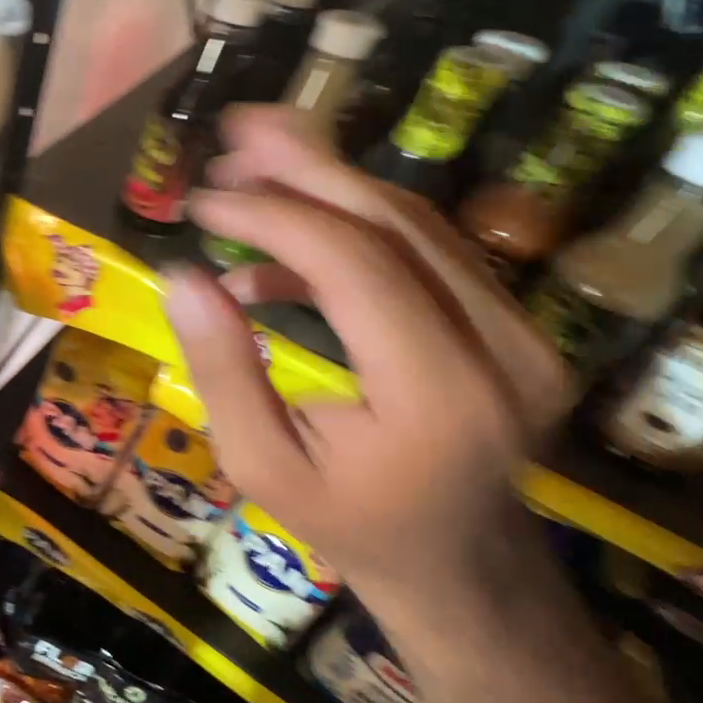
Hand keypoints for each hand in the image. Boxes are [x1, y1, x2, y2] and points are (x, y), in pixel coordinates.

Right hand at [163, 105, 570, 600]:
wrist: (462, 568)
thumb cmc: (350, 524)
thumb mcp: (261, 464)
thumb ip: (223, 367)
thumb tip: (180, 273)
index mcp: (438, 391)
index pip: (353, 263)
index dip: (271, 215)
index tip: (200, 203)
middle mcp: (501, 346)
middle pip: (394, 220)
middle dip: (304, 166)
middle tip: (231, 134)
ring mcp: (522, 331)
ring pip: (416, 221)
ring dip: (327, 182)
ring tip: (246, 168)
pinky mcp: (514, 324)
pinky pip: (425, 249)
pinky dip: (348, 230)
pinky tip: (278, 249)